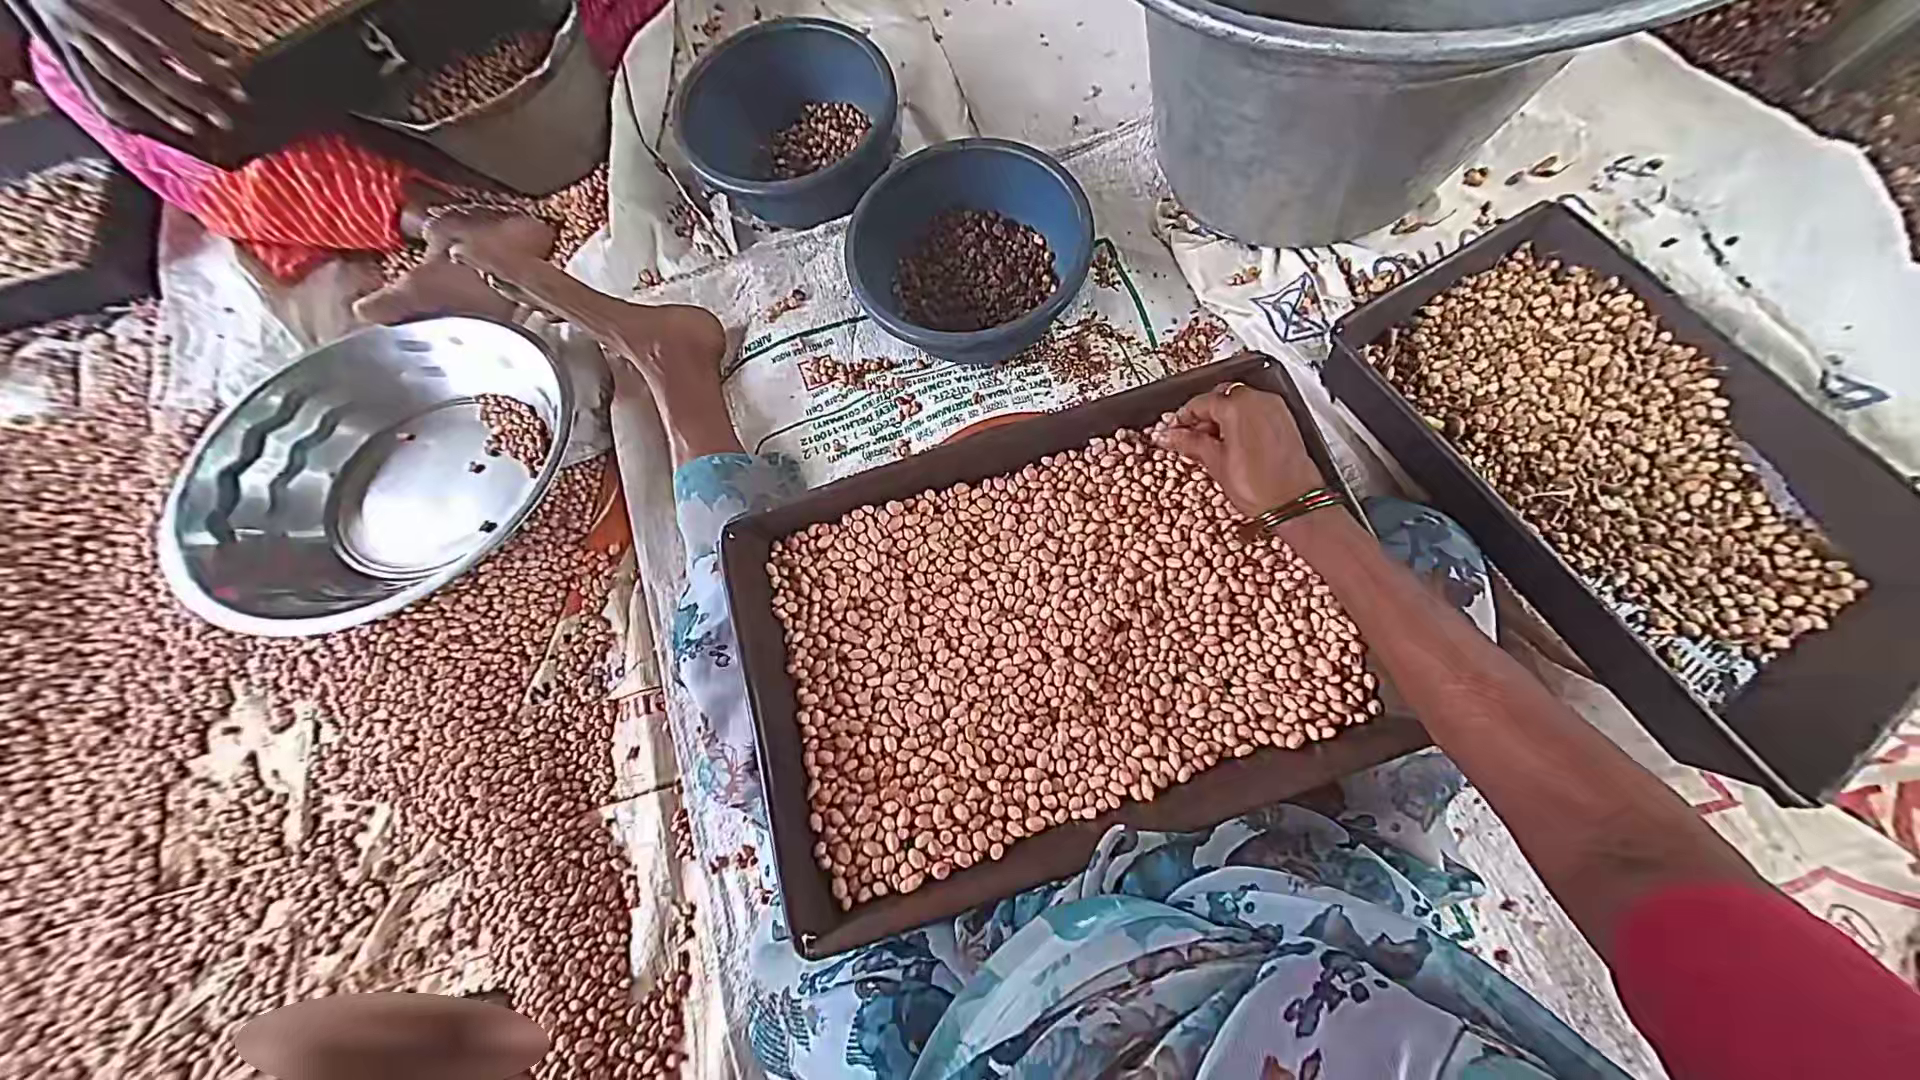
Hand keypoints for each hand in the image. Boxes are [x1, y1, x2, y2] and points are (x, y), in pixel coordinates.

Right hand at [30, 0, 244, 134]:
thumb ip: (186, 26)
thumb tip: (232, 57)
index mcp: (118, 4)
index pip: (169, 42)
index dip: (205, 69)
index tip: (239, 94)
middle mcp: (91, 20)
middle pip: (146, 66)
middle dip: (188, 97)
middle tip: (224, 122)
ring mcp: (69, 34)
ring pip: (117, 77)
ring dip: (158, 107)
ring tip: (193, 129)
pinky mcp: (57, 46)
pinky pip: (82, 80)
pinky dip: (111, 107)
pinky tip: (134, 129)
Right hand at [1154, 383, 1325, 516]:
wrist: (1293, 503)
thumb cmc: (1260, 486)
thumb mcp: (1215, 463)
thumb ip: (1190, 443)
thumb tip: (1172, 436)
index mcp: (1237, 406)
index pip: (1200, 402)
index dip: (1182, 417)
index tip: (1173, 430)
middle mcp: (1258, 401)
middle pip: (1221, 397)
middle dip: (1202, 415)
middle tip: (1188, 437)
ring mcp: (1274, 409)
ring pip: (1238, 403)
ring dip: (1221, 418)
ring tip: (1209, 444)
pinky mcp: (1284, 420)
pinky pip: (1255, 411)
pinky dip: (1239, 422)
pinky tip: (1231, 444)